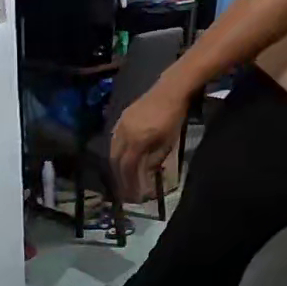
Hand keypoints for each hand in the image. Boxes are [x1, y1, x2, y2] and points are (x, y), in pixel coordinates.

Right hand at [111, 85, 189, 201]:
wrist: (170, 89)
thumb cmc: (173, 117)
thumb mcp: (167, 142)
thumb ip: (154, 160)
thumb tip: (145, 174)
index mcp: (136, 140)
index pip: (127, 167)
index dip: (129, 183)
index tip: (134, 196)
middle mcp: (123, 133)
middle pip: (116, 160)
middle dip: (120, 177)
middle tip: (125, 190)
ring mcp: (120, 124)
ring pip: (113, 150)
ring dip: (117, 165)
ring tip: (123, 176)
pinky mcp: (121, 118)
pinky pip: (114, 139)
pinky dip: (117, 152)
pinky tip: (123, 157)